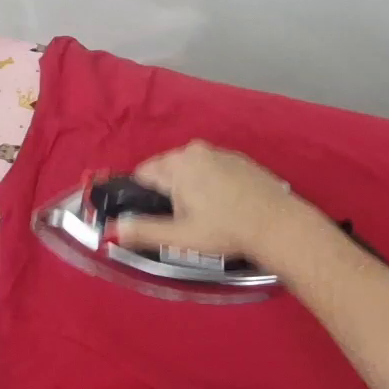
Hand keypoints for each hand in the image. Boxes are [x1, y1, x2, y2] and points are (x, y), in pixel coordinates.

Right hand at [115, 141, 328, 264]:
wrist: (278, 224)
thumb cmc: (224, 231)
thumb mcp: (180, 237)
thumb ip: (143, 231)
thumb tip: (111, 229)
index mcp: (176, 165)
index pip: (143, 173)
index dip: (142, 195)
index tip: (152, 213)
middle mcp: (195, 151)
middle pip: (166, 168)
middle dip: (167, 190)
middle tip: (180, 219)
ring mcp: (220, 153)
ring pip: (190, 168)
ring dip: (189, 185)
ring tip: (204, 214)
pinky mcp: (240, 159)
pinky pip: (212, 168)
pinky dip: (211, 182)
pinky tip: (224, 205)